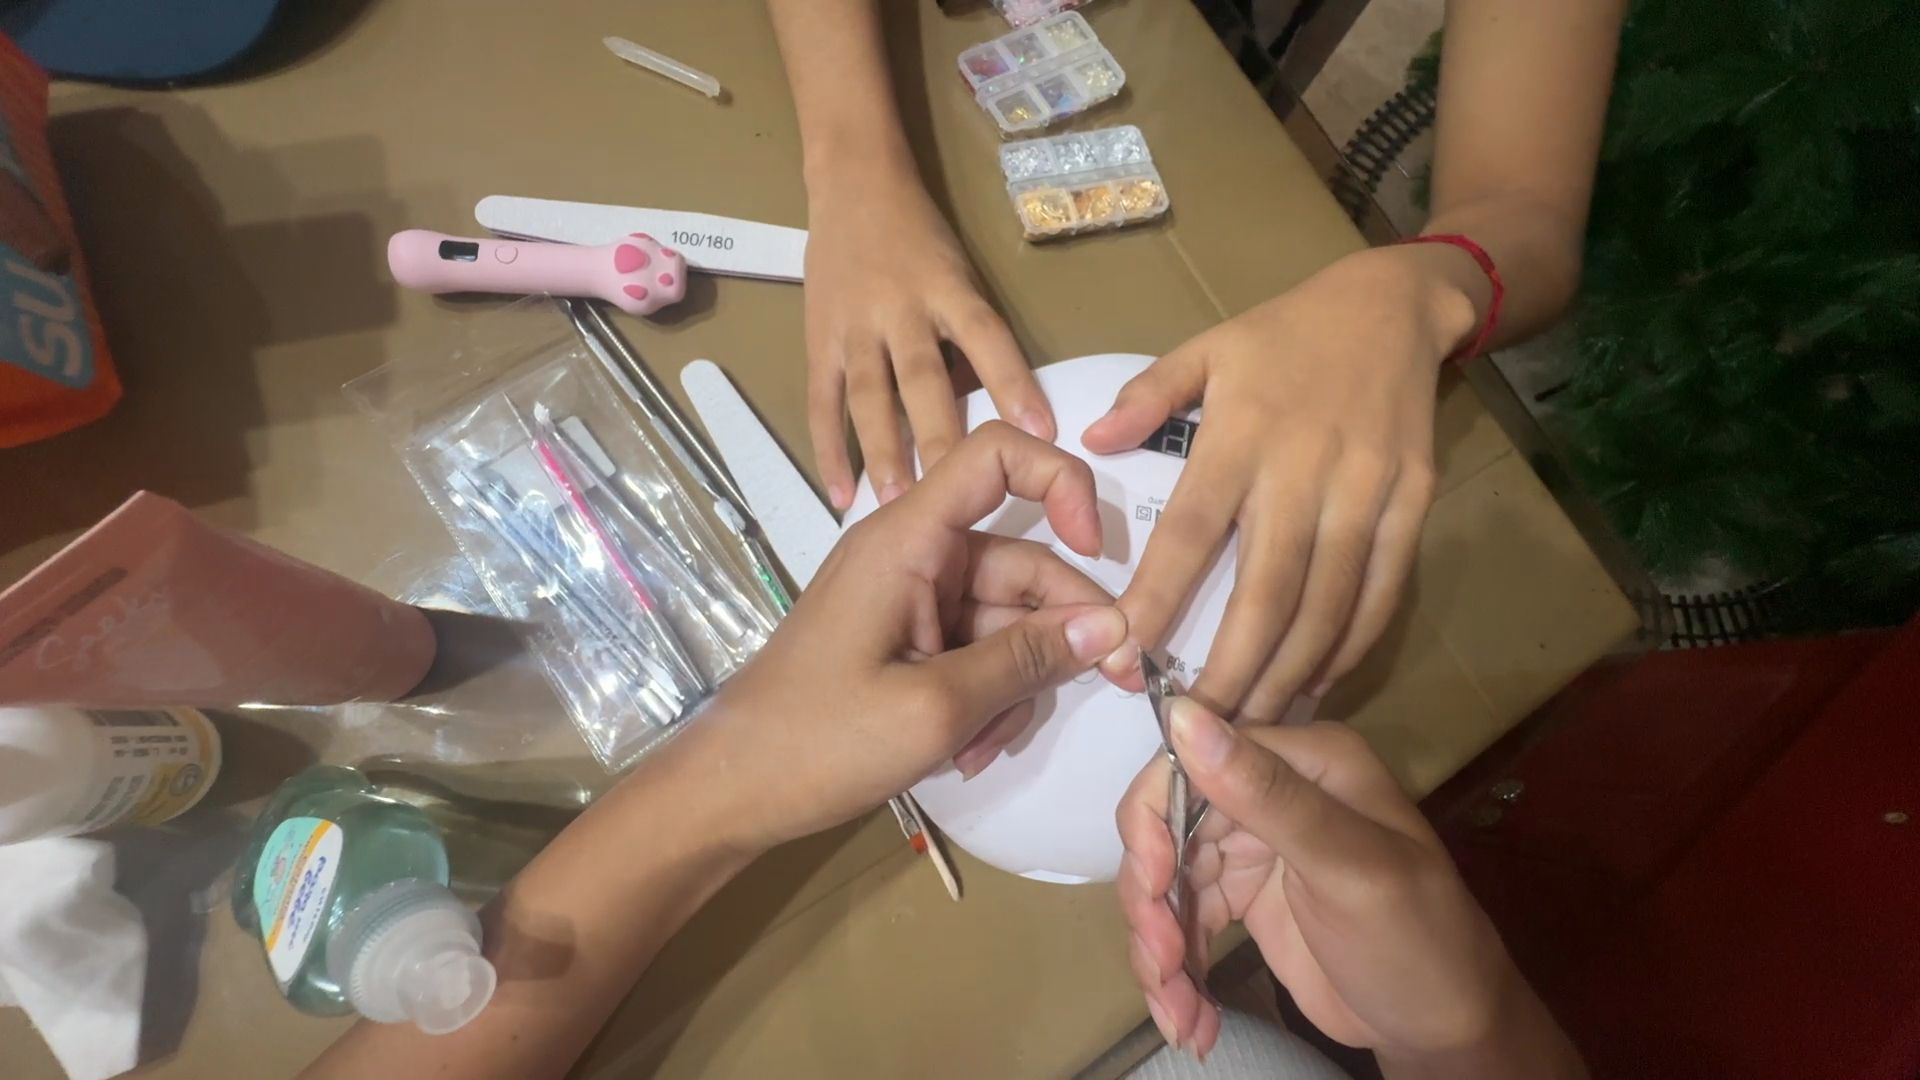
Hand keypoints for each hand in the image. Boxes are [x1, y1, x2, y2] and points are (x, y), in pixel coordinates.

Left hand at [686, 422, 1124, 853]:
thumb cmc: (817, 742)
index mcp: (907, 539)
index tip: (1096, 547)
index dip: (1060, 483)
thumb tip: (1112, 629)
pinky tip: (967, 750)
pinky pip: (978, 653)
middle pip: (1020, 563)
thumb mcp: (936, 707)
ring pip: (1006, 621)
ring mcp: (914, 601)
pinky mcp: (912, 641)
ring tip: (982, 746)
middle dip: (1061, 632)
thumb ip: (1026, 661)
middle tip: (1114, 682)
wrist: (733, 792)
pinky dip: (988, 698)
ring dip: (1016, 684)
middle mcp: (915, 556)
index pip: (995, 457)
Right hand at [804, 172, 1053, 510]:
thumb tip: (993, 404)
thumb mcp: (959, 271)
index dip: (1012, 382)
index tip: (1041, 432)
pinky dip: (828, 449)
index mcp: (948, 289)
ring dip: (882, 451)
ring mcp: (853, 328)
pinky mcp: (818, 342)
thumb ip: (970, 334)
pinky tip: (841, 493)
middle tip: (955, 498)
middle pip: (921, 378)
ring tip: (894, 503)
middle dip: (938, 438)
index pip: (987, 337)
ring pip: (869, 396)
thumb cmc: (920, 235)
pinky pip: (823, 402)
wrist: (852, 183)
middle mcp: (900, 310)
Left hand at [1087, 245, 1482, 720]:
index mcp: (1240, 438)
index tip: (1125, 657)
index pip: (1190, 534)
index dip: (1157, 600)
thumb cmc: (1280, 336)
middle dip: (1230, 667)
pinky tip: (1319, 681)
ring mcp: (1367, 492)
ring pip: (1327, 603)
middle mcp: (1303, 473)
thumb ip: (1147, 395)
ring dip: (1289, 672)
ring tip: (1252, 724)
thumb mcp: (1205, 348)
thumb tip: (1091, 438)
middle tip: (1198, 725)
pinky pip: (1384, 588)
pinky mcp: (1414, 503)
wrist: (1393, 306)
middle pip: (1264, 591)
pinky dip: (1353, 642)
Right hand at [1118, 703, 1566, 1071]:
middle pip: (1166, 819)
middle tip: (1162, 962)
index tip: (1153, 885)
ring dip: (1158, 942)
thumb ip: (1268, 793)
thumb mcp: (1349, 865)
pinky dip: (1174, 965)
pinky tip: (1190, 1017)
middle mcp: (1264, 785)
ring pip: (1163, 872)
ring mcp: (1246, 839)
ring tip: (1177, 1010)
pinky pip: (1179, 912)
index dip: (1155, 816)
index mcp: (1298, 757)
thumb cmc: (1418, 942)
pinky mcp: (1234, 890)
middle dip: (1153, 895)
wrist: (1450, 1036)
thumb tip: (1181, 713)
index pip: (1191, 758)